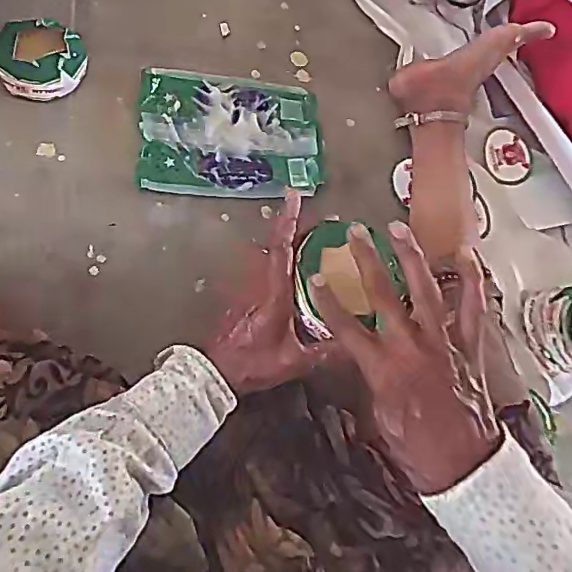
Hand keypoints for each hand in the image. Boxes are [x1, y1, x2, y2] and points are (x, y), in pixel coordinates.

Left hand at [205, 190, 337, 395]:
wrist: (216, 372)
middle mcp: (261, 283)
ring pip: (270, 252)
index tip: (295, 198)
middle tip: (311, 208)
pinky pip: (267, 264)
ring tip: (308, 227)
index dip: (289, 222)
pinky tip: (295, 256)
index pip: (281, 249)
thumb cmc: (252, 363)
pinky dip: (281, 252)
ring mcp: (252, 286)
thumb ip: (324, 352)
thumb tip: (354, 344)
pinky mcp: (248, 294)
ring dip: (286, 235)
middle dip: (293, 222)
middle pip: (276, 243)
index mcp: (274, 293)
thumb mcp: (292, 361)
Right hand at [308, 220, 500, 493]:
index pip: (347, 328)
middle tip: (356, 233)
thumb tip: (359, 358)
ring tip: (399, 228)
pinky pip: (472, 307)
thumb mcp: (378, 419)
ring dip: (411, 257)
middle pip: (384, 295)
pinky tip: (466, 254)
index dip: (328, 301)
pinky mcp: (469, 346)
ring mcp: (444, 343)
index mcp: (384, 369)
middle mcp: (412, 348)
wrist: (465, 467)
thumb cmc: (417, 450)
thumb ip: (368, 381)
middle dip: (367, 260)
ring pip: (425, 290)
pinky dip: (471, 280)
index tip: (315, 276)